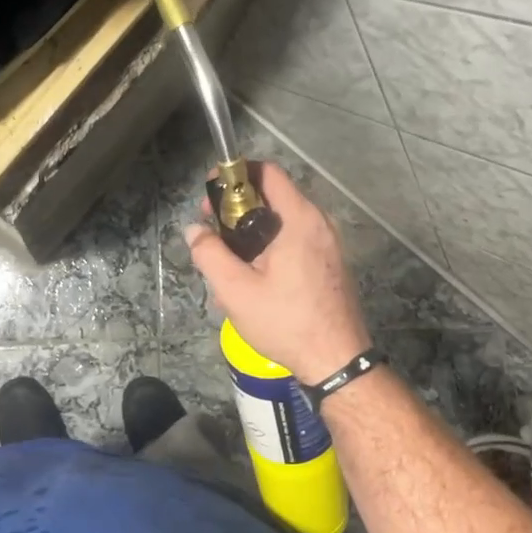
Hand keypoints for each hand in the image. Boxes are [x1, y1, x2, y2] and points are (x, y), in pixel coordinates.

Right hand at [183, 164, 371, 381]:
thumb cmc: (286, 322)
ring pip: (283, 221)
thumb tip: (194, 230)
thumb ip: (210, 254)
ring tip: (228, 258)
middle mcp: (319, 223)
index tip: (211, 195)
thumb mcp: (236, 290)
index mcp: (299, 219)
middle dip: (238, 208)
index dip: (235, 175)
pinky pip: (296, 239)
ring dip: (253, 231)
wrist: (336, 360)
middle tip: (212, 230)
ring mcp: (329, 243)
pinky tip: (254, 275)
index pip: (267, 172)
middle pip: (274, 196)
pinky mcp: (331, 263)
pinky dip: (272, 245)